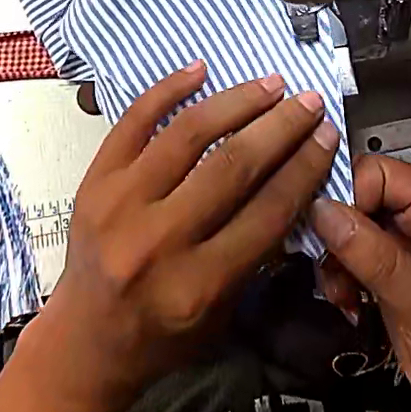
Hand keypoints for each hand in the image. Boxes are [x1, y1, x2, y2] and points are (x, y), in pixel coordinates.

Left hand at [20, 61, 340, 411]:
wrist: (83, 341)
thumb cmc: (161, 334)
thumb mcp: (223, 311)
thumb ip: (259, 250)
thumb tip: (296, 179)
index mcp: (197, 285)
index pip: (268, 210)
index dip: (305, 166)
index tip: (327, 135)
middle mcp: (157, 241)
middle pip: (233, 166)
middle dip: (281, 127)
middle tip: (308, 102)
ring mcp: (119, 204)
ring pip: (189, 134)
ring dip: (237, 102)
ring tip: (270, 84)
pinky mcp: (94, 180)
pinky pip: (134, 120)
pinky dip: (168, 89)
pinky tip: (200, 70)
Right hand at [310, 156, 410, 411]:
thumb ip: (376, 258)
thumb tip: (325, 212)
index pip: (380, 174)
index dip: (345, 193)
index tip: (320, 226)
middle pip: (359, 196)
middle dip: (334, 229)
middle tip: (322, 263)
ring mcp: (407, 250)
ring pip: (349, 228)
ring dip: (334, 258)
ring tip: (339, 292)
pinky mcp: (393, 277)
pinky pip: (352, 258)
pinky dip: (340, 278)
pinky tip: (347, 303)